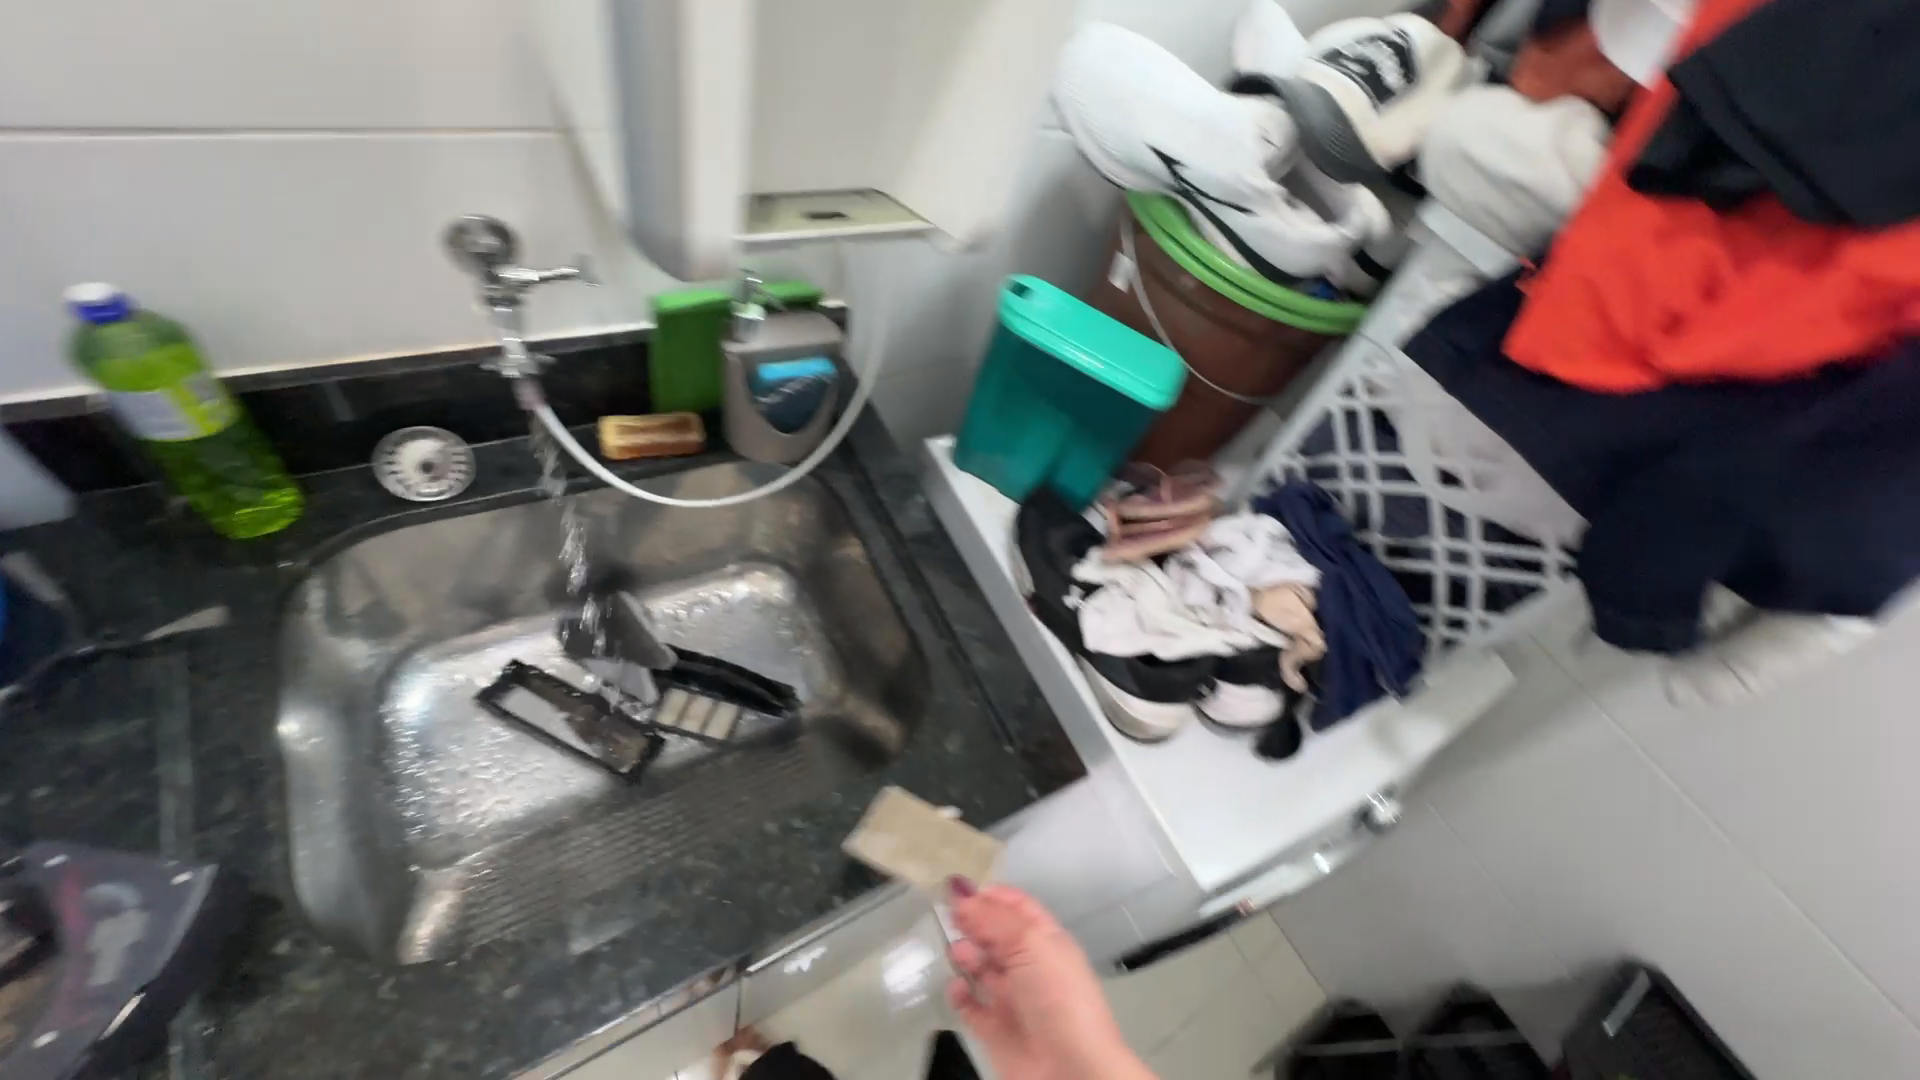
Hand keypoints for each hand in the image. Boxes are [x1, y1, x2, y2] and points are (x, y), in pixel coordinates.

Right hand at [944, 882, 1155, 1079]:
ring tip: (958, 953)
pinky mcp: (995, 1029)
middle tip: (950, 917)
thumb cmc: (1058, 997)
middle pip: (995, 933)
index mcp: (1046, 940)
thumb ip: (992, 918)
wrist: (1071, 1072)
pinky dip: (960, 993)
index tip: (959, 889)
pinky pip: (971, 1005)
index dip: (990, 895)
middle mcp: (1029, 965)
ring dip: (965, 954)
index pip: (1016, 906)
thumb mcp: (1030, 944)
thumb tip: (959, 891)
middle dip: (973, 922)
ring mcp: (1012, 997)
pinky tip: (958, 987)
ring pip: (981, 966)